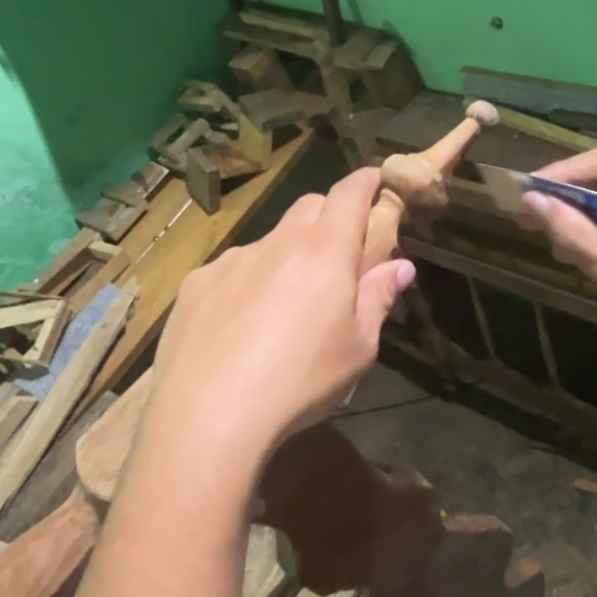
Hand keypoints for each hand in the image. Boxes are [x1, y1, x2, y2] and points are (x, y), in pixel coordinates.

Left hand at [147, 167, 416, 458]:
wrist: (208, 414)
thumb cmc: (300, 381)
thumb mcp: (358, 348)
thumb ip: (378, 299)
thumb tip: (400, 267)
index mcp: (325, 251)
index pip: (349, 192)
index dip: (366, 181)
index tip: (375, 182)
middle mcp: (277, 243)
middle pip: (309, 206)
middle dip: (329, 216)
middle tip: (338, 253)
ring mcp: (231, 261)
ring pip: (269, 241)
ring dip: (286, 255)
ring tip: (284, 306)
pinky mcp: (196, 284)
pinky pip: (232, 270)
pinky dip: (247, 283)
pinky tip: (239, 328)